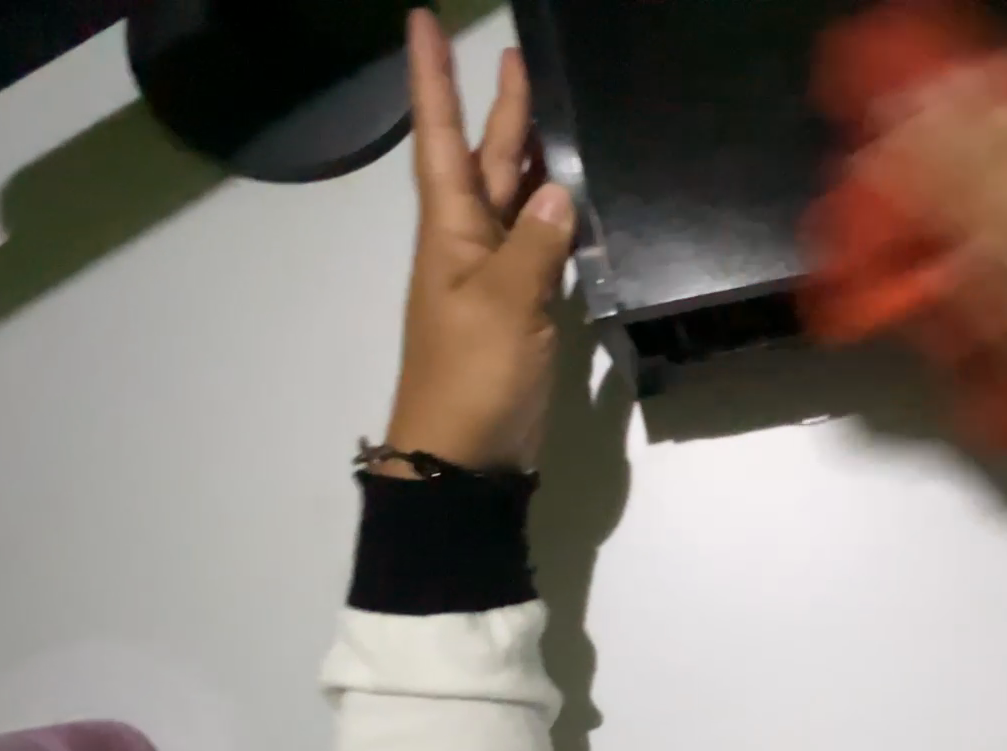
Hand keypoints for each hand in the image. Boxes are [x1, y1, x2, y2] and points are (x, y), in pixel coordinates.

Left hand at [380, 9, 575, 474]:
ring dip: (533, 166)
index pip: (439, 140)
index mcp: (451, 232)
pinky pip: (543, 254)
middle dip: (501, 114)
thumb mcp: (502, 304)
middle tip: (524, 63)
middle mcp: (471, 246)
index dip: (432, 82)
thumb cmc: (472, 374)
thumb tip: (560, 191)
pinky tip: (583, 211)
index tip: (424, 21)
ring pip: (518, 208)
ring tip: (562, 124)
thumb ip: (534, 246)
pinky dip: (561, 228)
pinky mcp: (525, 312)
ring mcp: (499, 281)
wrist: (468, 451)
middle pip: (486, 166)